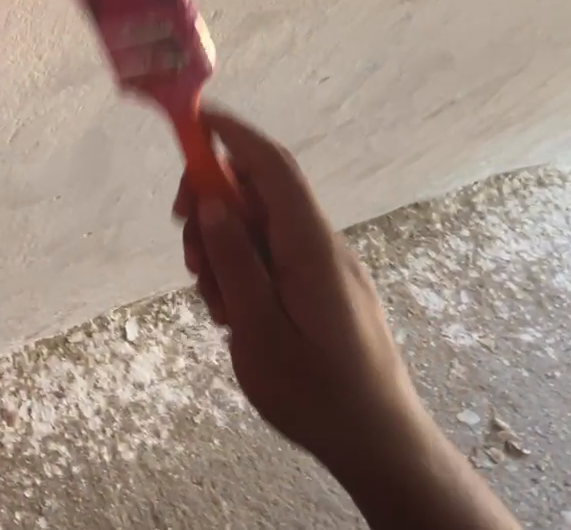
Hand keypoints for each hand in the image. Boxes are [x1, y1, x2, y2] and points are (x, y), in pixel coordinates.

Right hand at [179, 109, 519, 529]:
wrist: (383, 448)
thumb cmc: (315, 391)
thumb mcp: (258, 328)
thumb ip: (234, 260)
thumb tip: (212, 201)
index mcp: (310, 247)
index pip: (270, 165)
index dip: (232, 134)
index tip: (193, 121)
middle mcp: (322, 245)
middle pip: (258, 193)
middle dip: (212, 205)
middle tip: (187, 249)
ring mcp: (326, 267)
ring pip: (260, 227)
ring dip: (224, 246)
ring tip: (214, 301)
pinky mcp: (325, 287)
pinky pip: (274, 255)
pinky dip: (244, 267)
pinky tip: (234, 312)